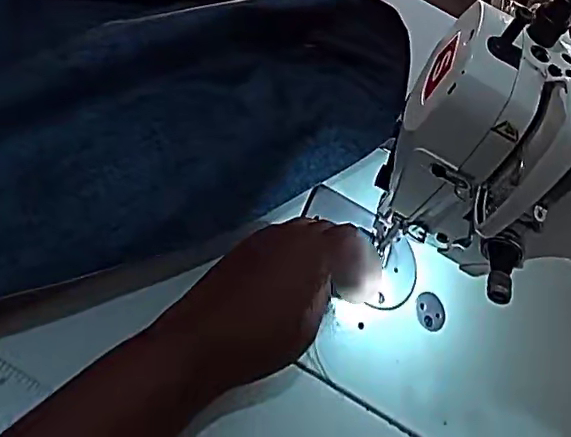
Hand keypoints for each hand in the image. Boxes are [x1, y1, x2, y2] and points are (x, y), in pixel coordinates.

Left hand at [145, 218, 376, 394]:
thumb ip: (327, 293)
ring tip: (321, 279)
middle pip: (330, 230)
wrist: (202, 340)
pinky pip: (282, 238)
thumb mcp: (309, 324)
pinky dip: (294, 251)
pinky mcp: (247, 245)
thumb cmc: (252, 337)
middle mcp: (291, 234)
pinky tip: (291, 278)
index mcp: (314, 250)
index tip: (368, 276)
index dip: (365, 260)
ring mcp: (267, 236)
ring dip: (318, 249)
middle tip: (351, 277)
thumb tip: (329, 287)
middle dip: (344, 251)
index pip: (353, 240)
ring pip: (305, 231)